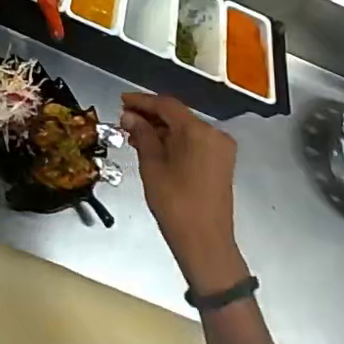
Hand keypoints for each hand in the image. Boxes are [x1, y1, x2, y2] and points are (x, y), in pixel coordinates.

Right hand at [120, 92, 248, 294]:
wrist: (205, 243)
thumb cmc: (176, 205)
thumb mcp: (152, 167)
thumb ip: (142, 135)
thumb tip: (130, 117)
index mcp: (199, 132)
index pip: (167, 105)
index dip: (142, 101)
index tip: (122, 100)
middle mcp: (215, 135)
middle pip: (178, 115)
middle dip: (150, 115)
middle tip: (124, 119)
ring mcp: (221, 149)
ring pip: (186, 129)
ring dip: (161, 129)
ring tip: (134, 134)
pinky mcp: (221, 162)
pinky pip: (194, 142)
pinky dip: (174, 141)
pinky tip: (154, 146)